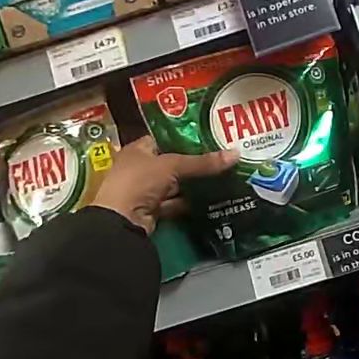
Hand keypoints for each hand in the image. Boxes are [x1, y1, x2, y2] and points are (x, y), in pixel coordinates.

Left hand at [92, 136, 238, 234]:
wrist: (122, 221)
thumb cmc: (140, 181)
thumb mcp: (172, 166)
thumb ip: (203, 162)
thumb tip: (236, 154)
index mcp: (138, 150)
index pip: (164, 139)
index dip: (184, 137)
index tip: (208, 137)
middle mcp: (140, 168)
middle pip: (171, 162)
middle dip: (193, 162)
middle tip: (220, 157)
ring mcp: (146, 191)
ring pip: (175, 184)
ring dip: (193, 183)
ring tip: (220, 176)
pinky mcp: (153, 210)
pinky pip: (175, 202)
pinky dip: (189, 201)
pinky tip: (209, 198)